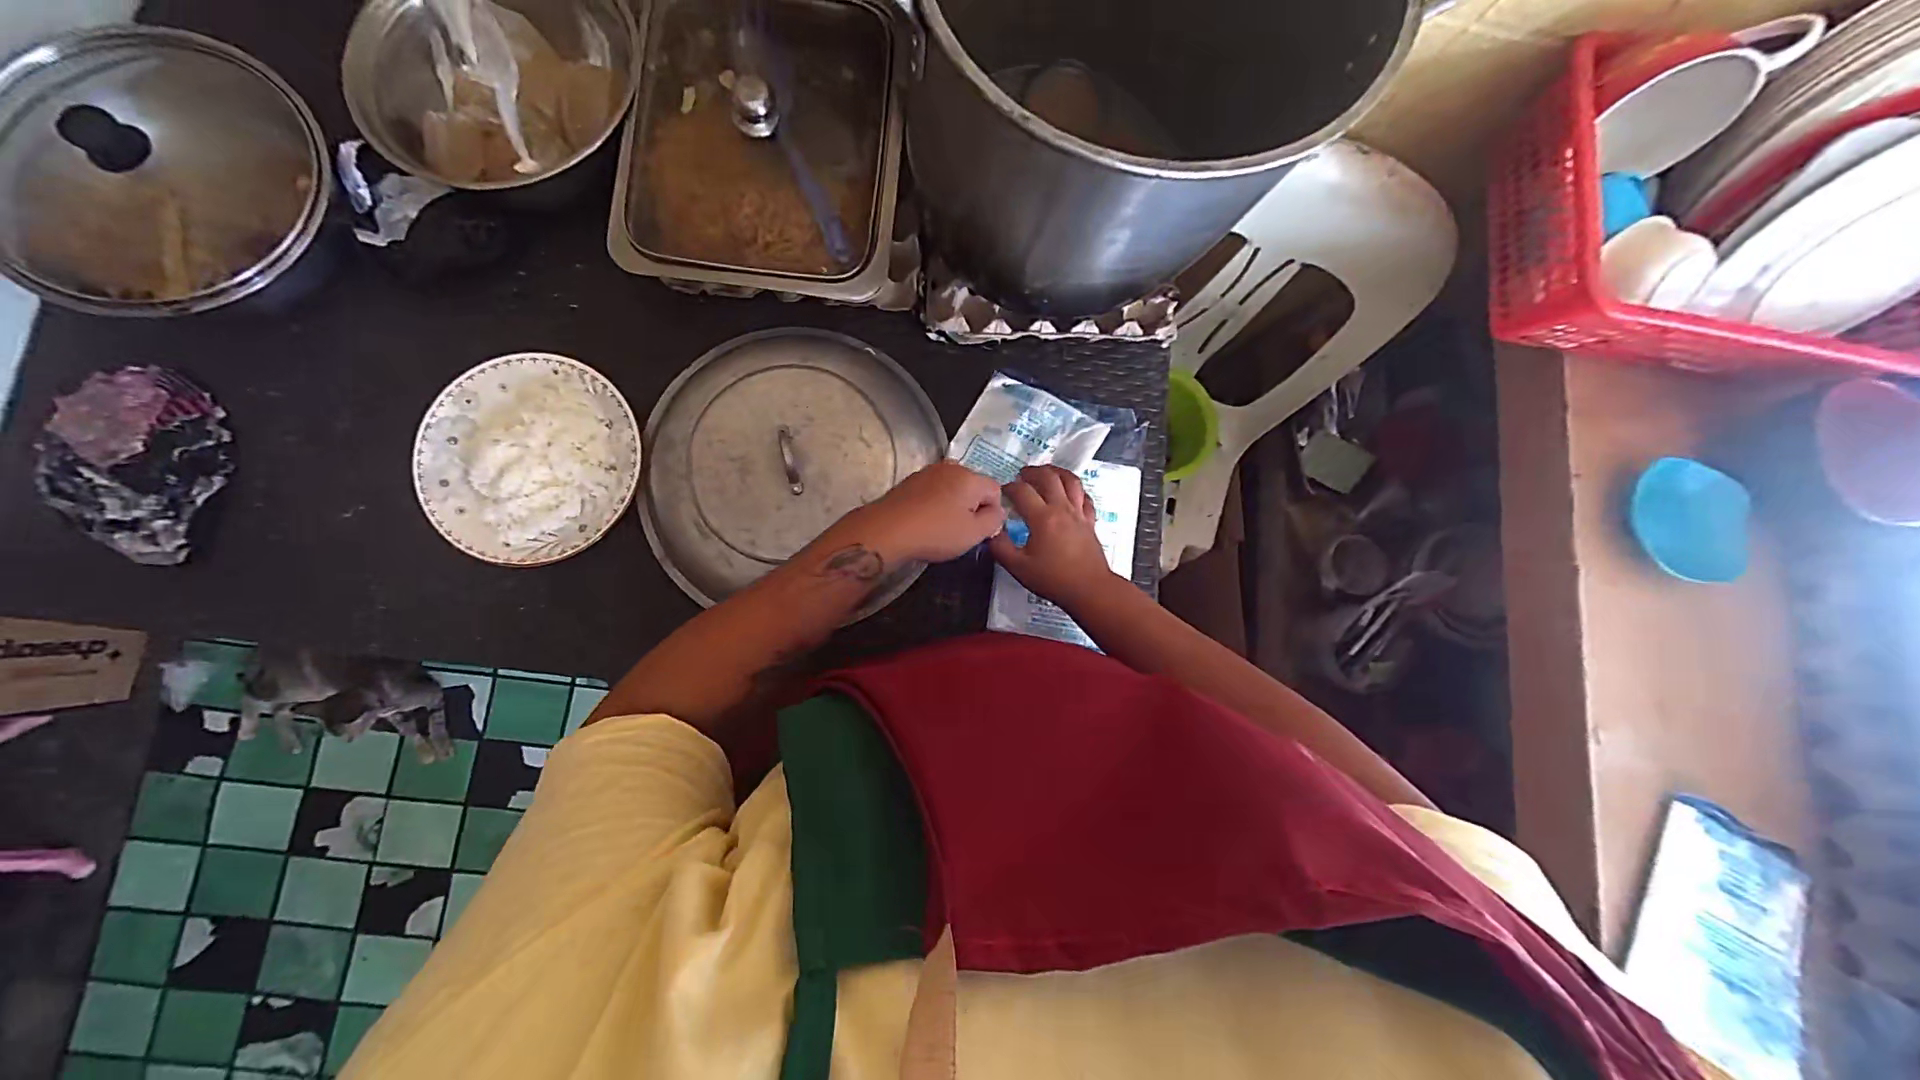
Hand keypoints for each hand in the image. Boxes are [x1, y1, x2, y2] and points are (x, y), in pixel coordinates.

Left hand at [837, 462, 1005, 563]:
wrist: (886, 530)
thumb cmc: (935, 533)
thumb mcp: (974, 534)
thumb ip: (994, 520)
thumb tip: (998, 511)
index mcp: (970, 477)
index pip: (996, 490)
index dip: (992, 512)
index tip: (979, 530)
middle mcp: (950, 467)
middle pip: (973, 486)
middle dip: (972, 506)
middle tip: (961, 530)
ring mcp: (928, 472)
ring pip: (952, 488)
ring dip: (952, 505)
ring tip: (941, 527)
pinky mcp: (910, 481)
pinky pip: (933, 491)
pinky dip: (934, 503)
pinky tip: (924, 521)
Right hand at [989, 465, 1120, 607]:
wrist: (1089, 589)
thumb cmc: (1053, 579)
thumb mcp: (1018, 567)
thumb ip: (1000, 547)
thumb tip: (991, 532)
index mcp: (1042, 518)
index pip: (1022, 491)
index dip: (1009, 487)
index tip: (1002, 492)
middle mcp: (1062, 509)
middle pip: (1048, 477)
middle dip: (1032, 472)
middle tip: (1022, 474)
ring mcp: (1079, 513)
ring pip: (1071, 481)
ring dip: (1056, 472)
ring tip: (1046, 472)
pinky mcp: (1090, 521)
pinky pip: (1085, 497)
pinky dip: (1076, 489)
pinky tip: (1070, 492)